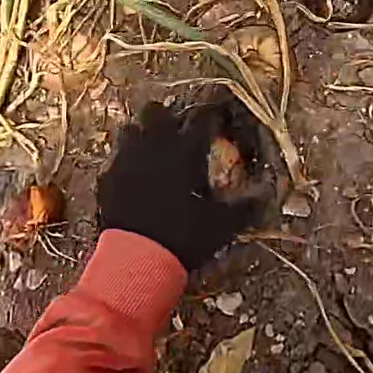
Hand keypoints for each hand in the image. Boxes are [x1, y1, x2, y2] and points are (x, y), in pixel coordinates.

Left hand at [98, 98, 267, 270]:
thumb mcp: (221, 224)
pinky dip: (125, 165)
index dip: (211, 116)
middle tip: (177, 131)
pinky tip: (132, 178)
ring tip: (152, 150)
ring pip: (130, 130)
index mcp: (184, 151)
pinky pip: (115, 161)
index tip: (217, 117)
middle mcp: (153, 147)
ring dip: (142, 135)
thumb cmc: (183, 236)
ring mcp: (126, 161)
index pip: (201, 121)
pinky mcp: (107, 180)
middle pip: (156, 112)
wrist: (137, 260)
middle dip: (167, 116)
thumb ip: (244, 208)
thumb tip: (266, 197)